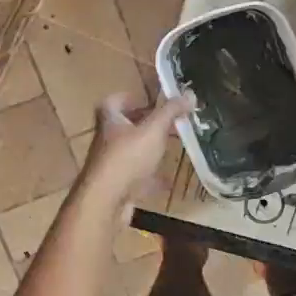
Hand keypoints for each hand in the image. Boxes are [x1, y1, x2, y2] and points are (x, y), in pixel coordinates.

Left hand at [74, 92, 194, 221]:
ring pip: (131, 152)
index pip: (113, 101)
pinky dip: (150, 177)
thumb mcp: (154, 130)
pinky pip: (136, 177)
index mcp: (110, 120)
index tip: (148, 101)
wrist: (106, 202)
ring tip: (170, 148)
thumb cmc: (127, 158)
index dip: (129, 98)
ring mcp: (110, 165)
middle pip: (124, 127)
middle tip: (167, 124)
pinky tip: (167, 181)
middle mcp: (106, 140)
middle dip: (145, 125)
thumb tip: (190, 93)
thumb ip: (171, 111)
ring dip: (148, 150)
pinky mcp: (117, 186)